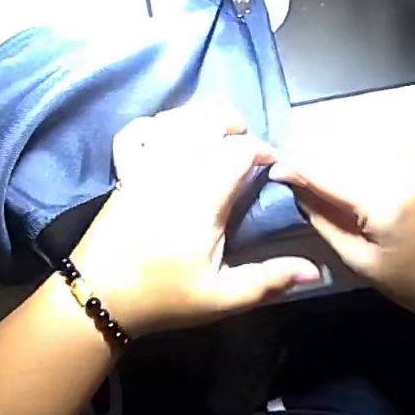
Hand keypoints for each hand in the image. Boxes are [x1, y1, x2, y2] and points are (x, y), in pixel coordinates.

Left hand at [68, 108, 323, 335]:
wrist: (99, 296)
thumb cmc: (163, 296)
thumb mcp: (221, 297)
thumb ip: (268, 280)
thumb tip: (315, 271)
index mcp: (203, 196)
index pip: (241, 150)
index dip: (264, 152)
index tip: (272, 169)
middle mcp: (174, 169)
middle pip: (208, 118)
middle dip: (234, 124)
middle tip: (245, 149)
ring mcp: (145, 166)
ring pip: (175, 118)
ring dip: (200, 119)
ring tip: (214, 138)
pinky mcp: (124, 172)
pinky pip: (137, 132)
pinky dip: (156, 126)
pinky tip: (168, 139)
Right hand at [269, 144, 414, 349]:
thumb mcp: (365, 263)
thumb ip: (326, 221)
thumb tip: (295, 187)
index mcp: (386, 202)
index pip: (326, 174)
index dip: (297, 168)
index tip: (276, 165)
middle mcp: (408, 166)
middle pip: (346, 152)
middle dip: (326, 161)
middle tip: (311, 178)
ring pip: (370, 145)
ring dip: (352, 156)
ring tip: (346, 178)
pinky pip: (395, 146)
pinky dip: (379, 157)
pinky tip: (379, 176)